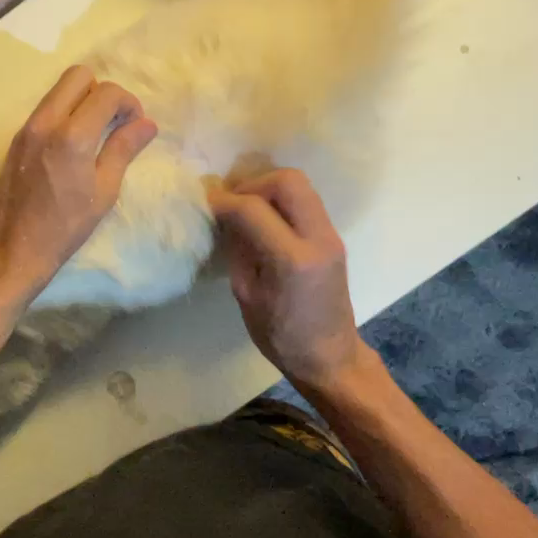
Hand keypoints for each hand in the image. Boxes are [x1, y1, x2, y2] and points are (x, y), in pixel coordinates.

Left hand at [0, 66, 158, 300]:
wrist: (16, 250)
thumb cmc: (66, 227)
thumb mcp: (104, 191)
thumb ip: (124, 150)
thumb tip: (147, 124)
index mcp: (72, 136)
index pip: (107, 92)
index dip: (128, 103)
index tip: (134, 125)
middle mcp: (45, 122)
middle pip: (78, 76)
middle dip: (102, 91)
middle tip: (112, 122)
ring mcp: (26, 129)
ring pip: (58, 90)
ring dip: (81, 101)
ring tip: (94, 134)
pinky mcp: (16, 140)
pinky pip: (44, 110)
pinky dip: (63, 114)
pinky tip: (72, 146)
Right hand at [209, 169, 372, 394]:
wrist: (329, 357)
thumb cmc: (280, 337)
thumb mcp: (246, 295)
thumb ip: (238, 250)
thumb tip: (226, 219)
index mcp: (291, 260)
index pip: (252, 209)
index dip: (223, 201)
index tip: (205, 205)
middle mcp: (317, 239)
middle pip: (287, 180)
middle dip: (252, 184)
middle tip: (231, 204)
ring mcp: (331, 236)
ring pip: (299, 186)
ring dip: (267, 191)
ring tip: (244, 212)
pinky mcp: (332, 238)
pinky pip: (304, 203)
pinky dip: (279, 202)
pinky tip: (262, 223)